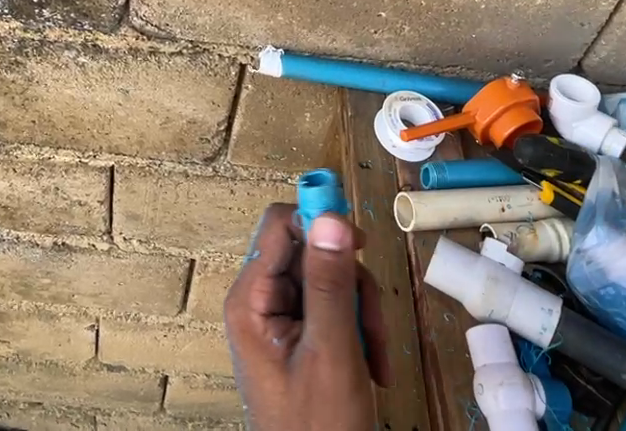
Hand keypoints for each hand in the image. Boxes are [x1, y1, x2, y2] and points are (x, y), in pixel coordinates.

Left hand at [224, 203, 391, 430]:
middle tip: (374, 327)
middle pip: (312, 253)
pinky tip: (372, 368)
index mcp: (251, 298)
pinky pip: (334, 308)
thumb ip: (330, 283)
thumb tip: (330, 215)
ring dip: (362, 314)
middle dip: (351, 286)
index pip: (280, 225)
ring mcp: (280, 318)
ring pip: (330, 280)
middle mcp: (260, 300)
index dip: (319, 221)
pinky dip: (359, 331)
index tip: (359, 242)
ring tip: (375, 359)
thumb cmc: (317, 427)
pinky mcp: (300, 335)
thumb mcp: (330, 353)